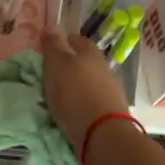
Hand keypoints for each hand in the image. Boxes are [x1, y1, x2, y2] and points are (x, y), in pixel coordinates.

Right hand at [42, 29, 128, 151]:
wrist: (104, 136)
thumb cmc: (75, 94)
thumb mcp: (56, 64)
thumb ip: (52, 45)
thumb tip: (51, 27)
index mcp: (91, 53)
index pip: (77, 39)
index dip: (63, 41)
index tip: (50, 47)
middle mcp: (105, 69)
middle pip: (86, 61)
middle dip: (71, 65)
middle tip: (52, 72)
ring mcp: (112, 92)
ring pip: (91, 82)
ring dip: (78, 86)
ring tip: (61, 95)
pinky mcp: (114, 114)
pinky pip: (94, 102)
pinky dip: (83, 103)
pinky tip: (74, 110)